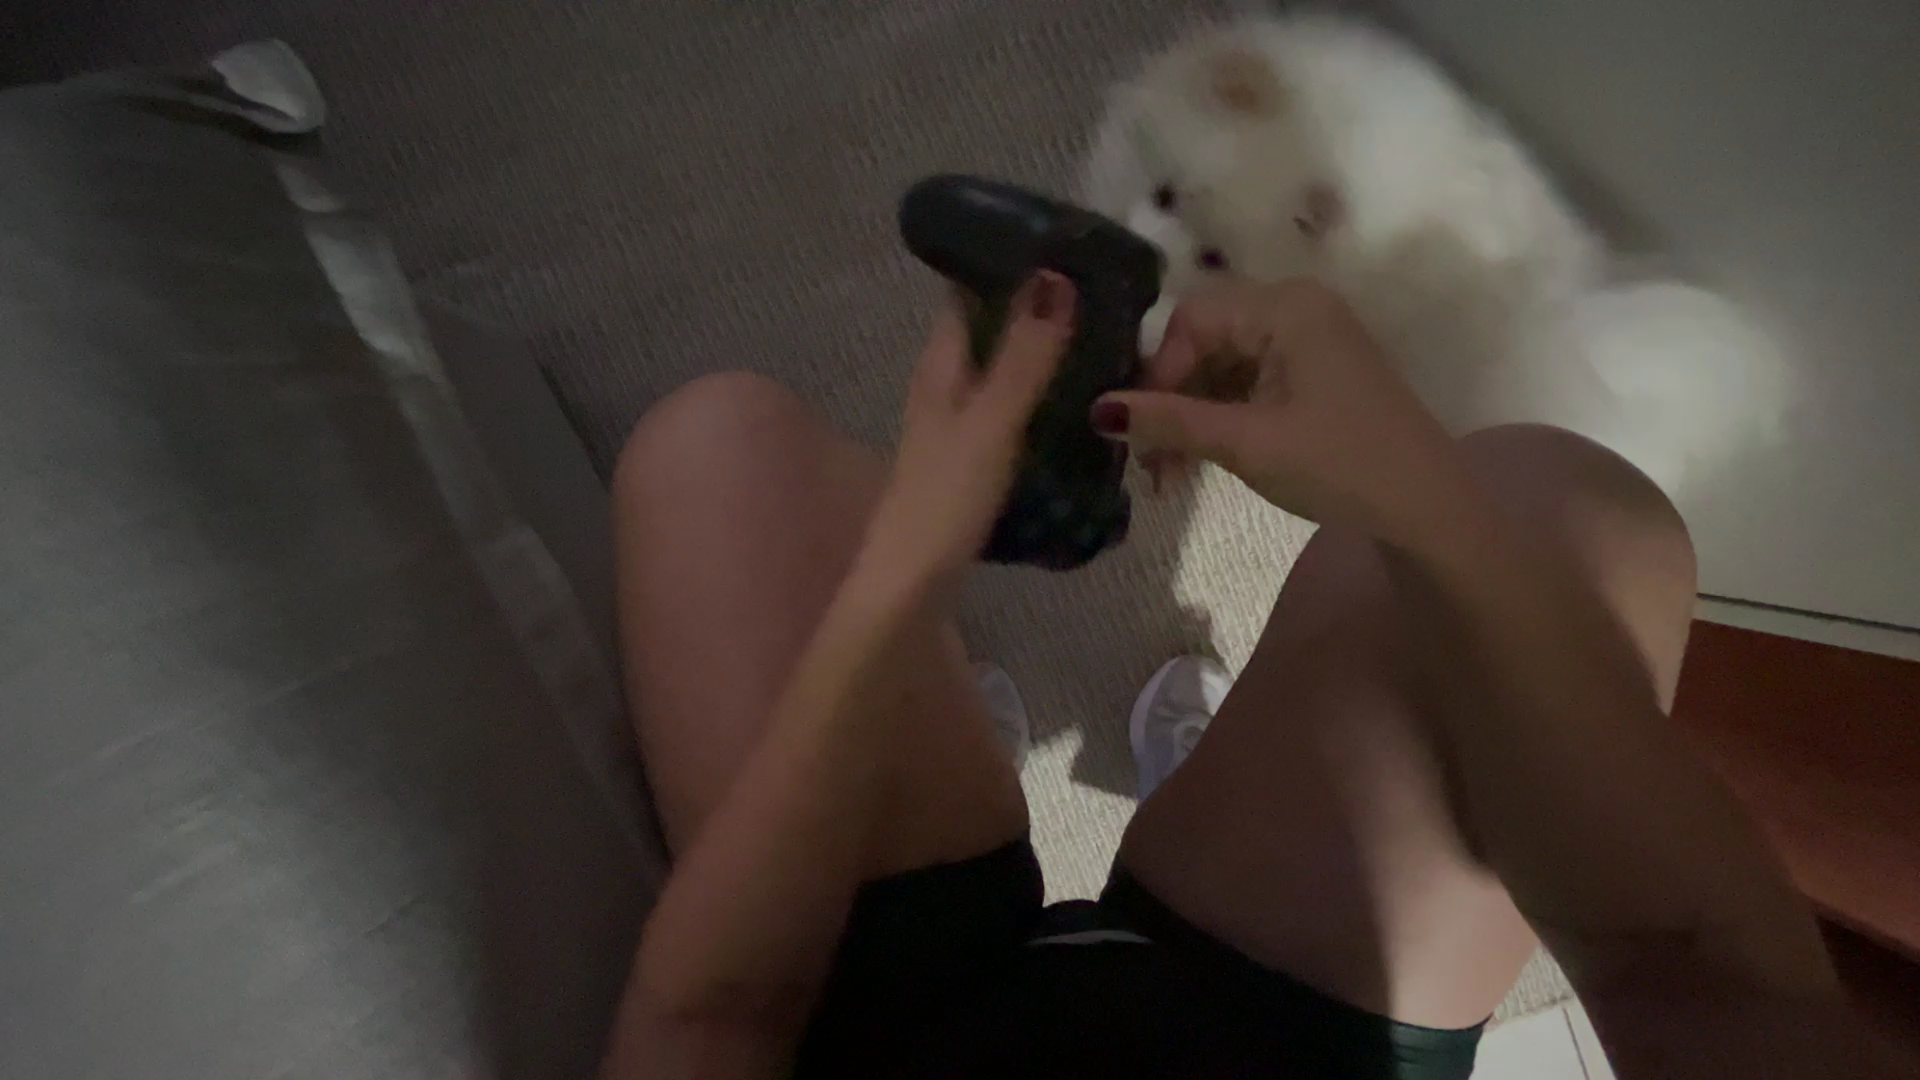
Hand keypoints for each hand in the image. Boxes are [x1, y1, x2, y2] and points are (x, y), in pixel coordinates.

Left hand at [862, 272, 1075, 582]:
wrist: (912, 582)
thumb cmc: (945, 498)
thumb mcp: (990, 422)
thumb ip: (1024, 357)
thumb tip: (1056, 275)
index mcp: (939, 368)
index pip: (965, 294)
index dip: (1006, 264)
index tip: (1066, 246)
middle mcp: (943, 390)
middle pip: (987, 334)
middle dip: (1035, 311)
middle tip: (1104, 297)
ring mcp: (955, 429)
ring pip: (1000, 375)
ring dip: (1039, 358)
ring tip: (1102, 344)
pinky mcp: (970, 464)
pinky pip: (1008, 414)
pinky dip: (1038, 402)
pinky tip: (1073, 409)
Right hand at [1089, 279, 1469, 546]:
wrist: (1425, 510)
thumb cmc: (1338, 465)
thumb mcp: (1246, 442)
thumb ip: (1170, 421)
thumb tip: (1096, 410)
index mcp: (1286, 308)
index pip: (1192, 320)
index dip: (1157, 373)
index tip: (1141, 430)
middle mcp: (1295, 311)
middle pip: (1203, 342)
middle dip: (1169, 402)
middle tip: (1147, 462)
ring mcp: (1305, 345)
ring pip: (1219, 369)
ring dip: (1187, 419)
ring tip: (1168, 476)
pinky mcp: (1309, 378)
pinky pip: (1244, 387)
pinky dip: (1215, 422)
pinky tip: (1196, 463)